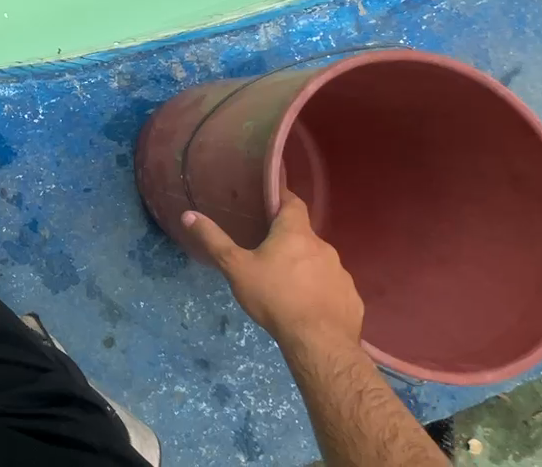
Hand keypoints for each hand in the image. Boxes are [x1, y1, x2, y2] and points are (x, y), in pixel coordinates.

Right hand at [182, 190, 363, 357]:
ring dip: (304, 265)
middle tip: (266, 250)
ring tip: (285, 280)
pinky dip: (320, 288)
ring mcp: (342, 275)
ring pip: (318, 261)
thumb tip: (188, 214)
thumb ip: (213, 239)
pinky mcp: (353, 299)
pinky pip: (333, 286)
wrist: (320, 343)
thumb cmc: (274, 297)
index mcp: (295, 234)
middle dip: (286, 239)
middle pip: (303, 235)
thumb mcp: (234, 267)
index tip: (268, 199)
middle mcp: (323, 248)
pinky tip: (307, 303)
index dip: (281, 198)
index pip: (294, 203)